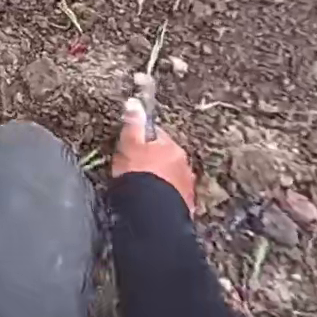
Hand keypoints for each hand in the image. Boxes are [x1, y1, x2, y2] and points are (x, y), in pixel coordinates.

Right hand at [113, 97, 195, 214]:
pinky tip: (151, 202)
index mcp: (171, 147)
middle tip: (133, 169)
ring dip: (159, 179)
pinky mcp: (186, 207)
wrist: (152, 214)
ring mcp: (187, 187)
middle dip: (152, 160)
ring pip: (170, 176)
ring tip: (142, 188)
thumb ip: (133, 124)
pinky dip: (163, 196)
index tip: (128, 147)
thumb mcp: (129, 146)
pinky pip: (172, 195)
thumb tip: (135, 103)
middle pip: (165, 156)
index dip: (140, 140)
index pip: (155, 135)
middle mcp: (184, 164)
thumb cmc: (138, 175)